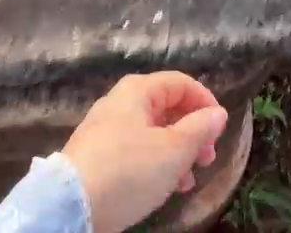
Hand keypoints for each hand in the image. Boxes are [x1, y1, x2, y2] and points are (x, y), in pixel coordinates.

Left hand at [61, 72, 228, 232]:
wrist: (70, 207)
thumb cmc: (129, 170)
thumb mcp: (174, 150)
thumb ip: (200, 129)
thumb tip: (218, 113)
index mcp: (138, 90)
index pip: (181, 83)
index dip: (205, 102)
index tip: (220, 128)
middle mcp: (120, 103)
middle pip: (166, 108)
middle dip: (192, 132)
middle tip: (207, 158)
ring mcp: (105, 130)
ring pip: (152, 133)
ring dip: (176, 153)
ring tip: (189, 180)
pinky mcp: (96, 157)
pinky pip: (135, 152)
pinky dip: (155, 164)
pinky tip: (164, 187)